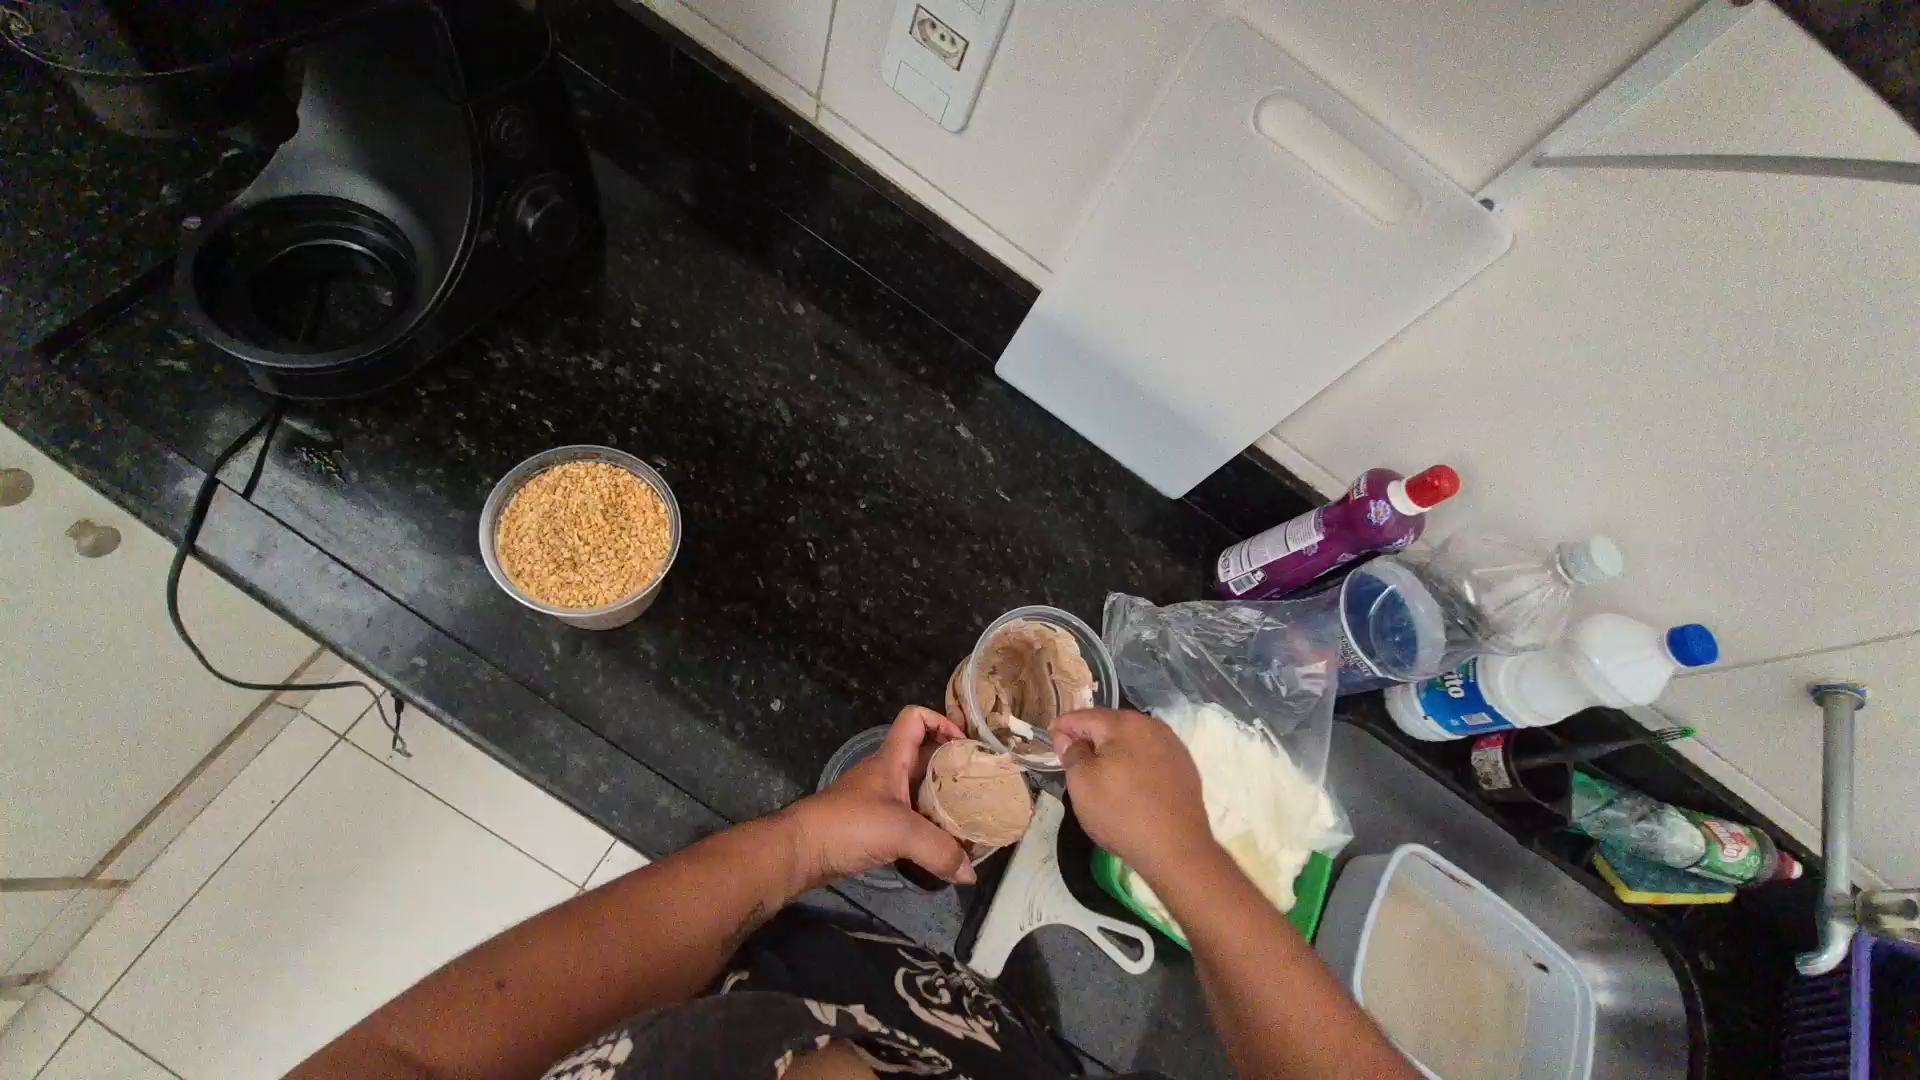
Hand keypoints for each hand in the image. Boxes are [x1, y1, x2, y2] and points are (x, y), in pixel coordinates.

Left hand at [782, 706, 976, 887]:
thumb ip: (939, 850)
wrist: (800, 851)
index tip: (965, 744)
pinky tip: (942, 845)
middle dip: (952, 766)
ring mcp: (879, 800)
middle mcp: (887, 773)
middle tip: (980, 785)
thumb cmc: (848, 824)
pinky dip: (927, 826)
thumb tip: (971, 874)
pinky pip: (909, 817)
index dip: (941, 721)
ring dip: (942, 800)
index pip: (915, 719)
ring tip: (969, 817)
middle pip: (925, 756)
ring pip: (918, 789)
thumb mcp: (900, 832)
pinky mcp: (873, 825)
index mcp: (892, 759)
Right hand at [1052, 708, 1213, 883]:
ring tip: (1101, 772)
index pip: (1082, 717)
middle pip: (1109, 725)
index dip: (1062, 728)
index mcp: (1124, 723)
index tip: (1051, 741)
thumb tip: (1070, 739)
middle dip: (1089, 738)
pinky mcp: (1184, 767)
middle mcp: (1151, 726)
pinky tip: (1130, 784)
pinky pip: (1150, 756)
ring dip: (1113, 750)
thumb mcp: (1082, 783)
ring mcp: (1172, 746)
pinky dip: (1135, 763)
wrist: (1177, 850)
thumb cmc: (1121, 812)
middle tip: (1072, 758)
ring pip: (1132, 740)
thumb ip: (1072, 753)